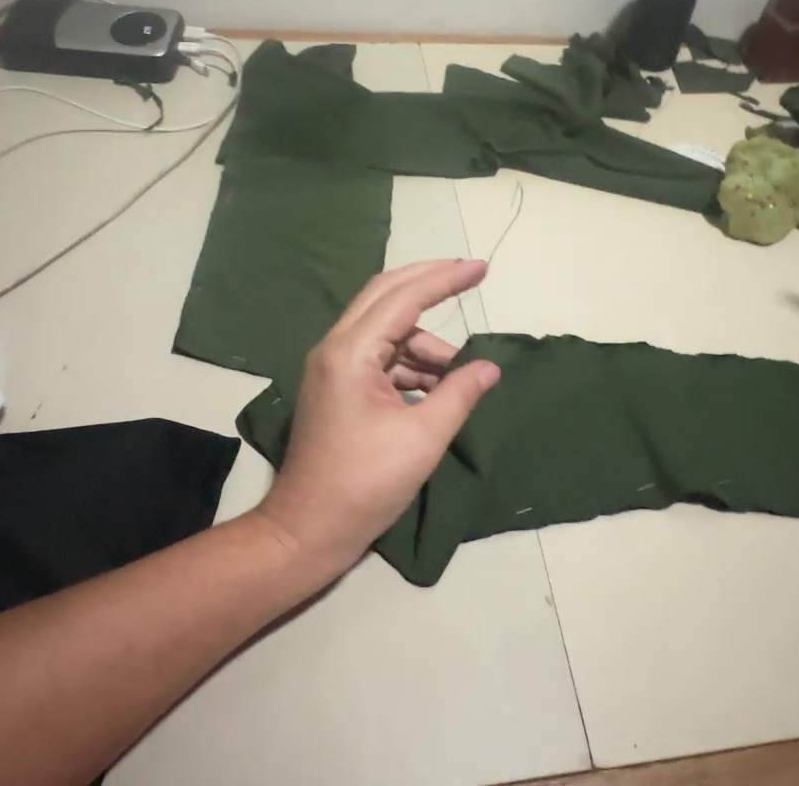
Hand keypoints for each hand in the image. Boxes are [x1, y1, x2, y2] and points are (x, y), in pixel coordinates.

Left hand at [254, 260, 500, 571]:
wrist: (309, 529)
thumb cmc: (365, 484)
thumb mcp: (423, 437)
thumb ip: (459, 394)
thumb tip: (489, 367)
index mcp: (350, 352)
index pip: (403, 297)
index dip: (445, 279)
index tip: (482, 268)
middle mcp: (336, 348)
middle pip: (386, 296)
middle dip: (429, 284)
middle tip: (470, 275)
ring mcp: (333, 368)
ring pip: (385, 332)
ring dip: (424, 343)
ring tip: (459, 375)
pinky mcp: (338, 388)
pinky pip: (380, 359)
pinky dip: (411, 367)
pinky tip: (438, 391)